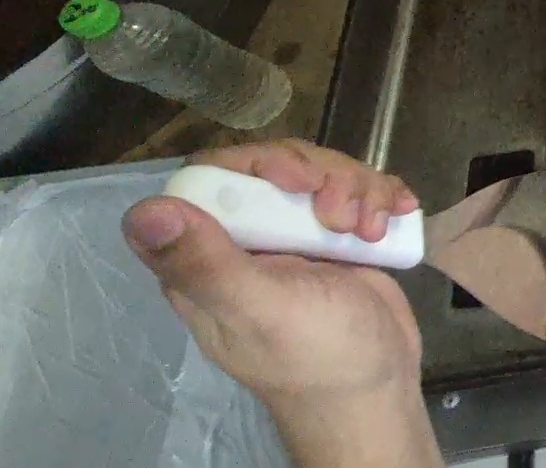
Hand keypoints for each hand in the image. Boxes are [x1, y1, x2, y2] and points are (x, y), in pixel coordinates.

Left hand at [122, 140, 441, 467]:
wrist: (378, 382)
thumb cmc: (313, 354)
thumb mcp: (259, 309)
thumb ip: (206, 263)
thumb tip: (146, 212)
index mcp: (213, 255)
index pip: (218, 177)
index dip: (261, 163)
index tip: (301, 183)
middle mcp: (256, 239)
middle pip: (286, 165)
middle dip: (330, 179)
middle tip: (344, 219)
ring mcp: (305, 236)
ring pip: (333, 173)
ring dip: (365, 191)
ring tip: (372, 231)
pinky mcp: (348, 236)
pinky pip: (368, 189)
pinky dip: (389, 197)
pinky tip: (399, 216)